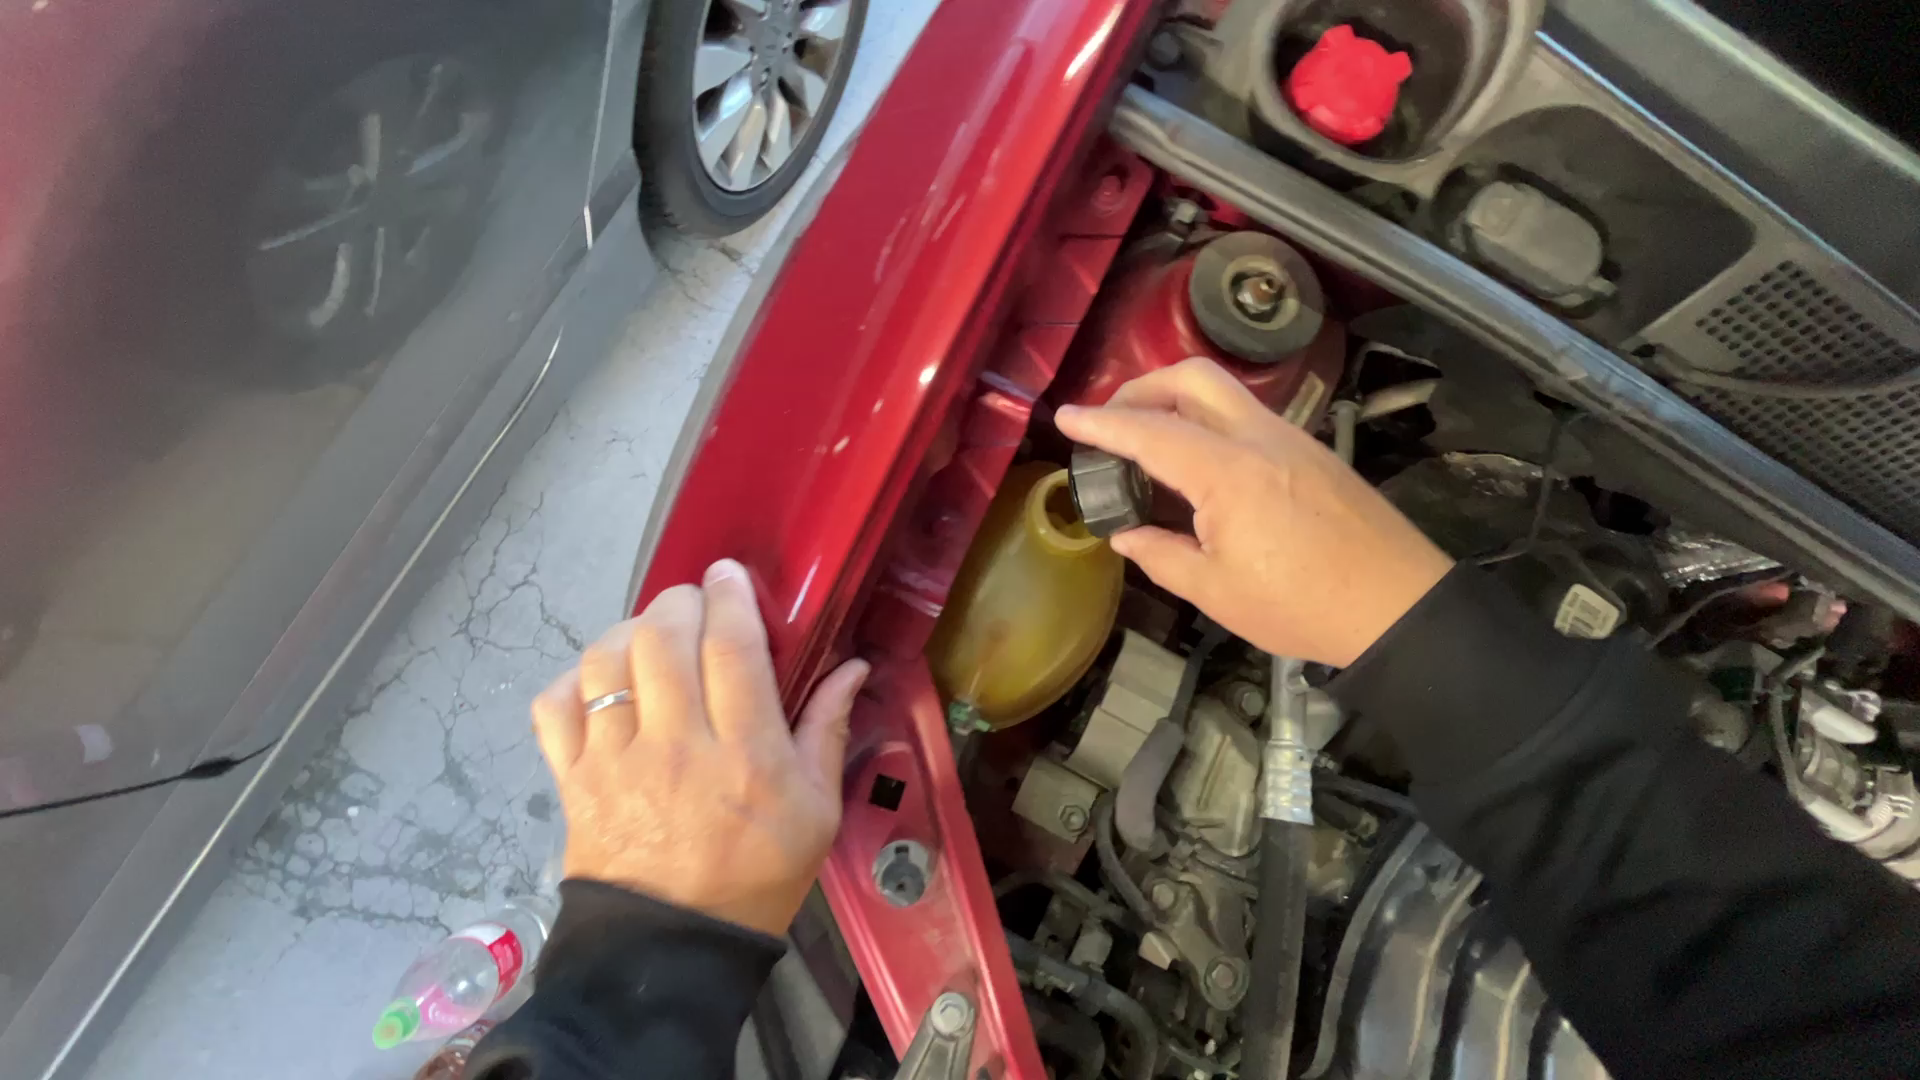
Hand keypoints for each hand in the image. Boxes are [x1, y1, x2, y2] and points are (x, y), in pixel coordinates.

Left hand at [532, 558, 869, 936]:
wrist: (672, 949)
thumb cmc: (758, 873)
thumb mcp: (817, 808)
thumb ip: (828, 728)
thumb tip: (852, 666)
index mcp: (745, 752)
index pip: (732, 646)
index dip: (730, 596)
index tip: (729, 574)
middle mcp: (676, 745)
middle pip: (663, 636)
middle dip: (679, 601)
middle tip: (696, 604)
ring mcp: (615, 761)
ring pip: (607, 659)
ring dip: (630, 630)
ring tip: (652, 639)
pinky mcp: (572, 780)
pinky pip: (556, 704)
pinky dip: (575, 678)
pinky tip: (605, 684)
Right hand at [1056, 358, 1452, 667]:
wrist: (1399, 606)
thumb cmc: (1300, 605)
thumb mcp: (1215, 592)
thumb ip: (1160, 556)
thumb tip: (1125, 534)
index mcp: (1227, 473)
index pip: (1150, 432)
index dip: (1101, 424)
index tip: (1065, 417)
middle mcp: (1258, 439)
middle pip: (1191, 378)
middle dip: (1141, 388)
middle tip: (1111, 420)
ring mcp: (1290, 439)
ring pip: (1223, 391)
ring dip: (1175, 399)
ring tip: (1148, 437)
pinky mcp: (1309, 451)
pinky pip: (1246, 415)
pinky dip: (1207, 419)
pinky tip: (1197, 460)